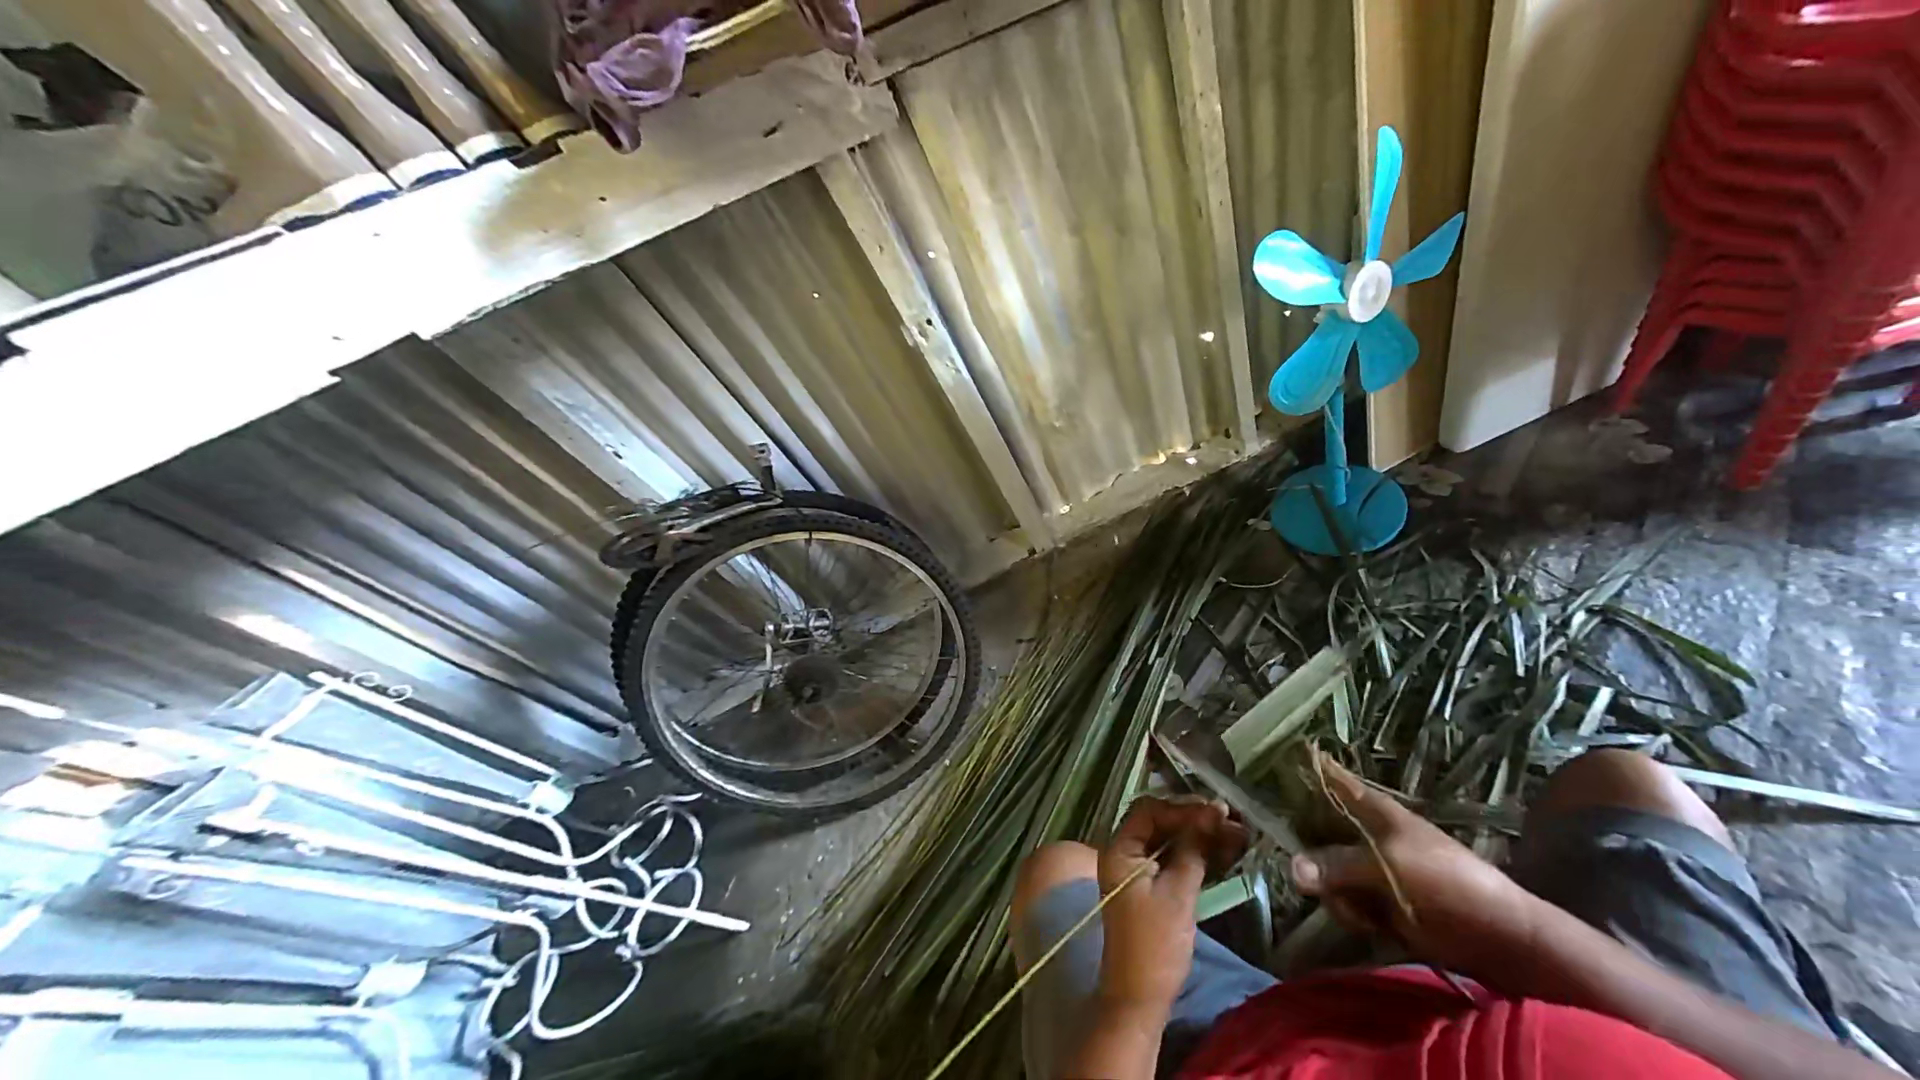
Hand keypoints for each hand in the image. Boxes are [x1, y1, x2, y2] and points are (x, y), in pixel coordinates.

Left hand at [1096, 796, 1248, 1012]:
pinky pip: (1172, 860)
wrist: (1140, 997)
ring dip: (1200, 837)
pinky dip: (1195, 854)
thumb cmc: (1156, 944)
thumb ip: (1192, 850)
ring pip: (1169, 841)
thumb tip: (1211, 815)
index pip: (1149, 811)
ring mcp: (1136, 871)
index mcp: (1119, 849)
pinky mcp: (1150, 888)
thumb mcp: (1178, 893)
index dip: (1183, 808)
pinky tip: (1223, 851)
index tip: (1217, 813)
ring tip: (1237, 834)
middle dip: (1195, 820)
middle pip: (1159, 823)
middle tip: (1232, 821)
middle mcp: (1123, 853)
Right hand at [1290, 757, 1547, 978]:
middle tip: (1298, 862)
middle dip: (1304, 846)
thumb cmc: (1445, 880)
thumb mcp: (1388, 864)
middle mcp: (1359, 830)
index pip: (1325, 774)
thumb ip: (1336, 864)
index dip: (1298, 765)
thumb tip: (1290, 869)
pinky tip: (1369, 922)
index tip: (1263, 758)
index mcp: (1368, 806)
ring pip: (1319, 867)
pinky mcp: (1372, 899)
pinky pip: (1338, 898)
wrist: (1498, 936)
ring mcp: (1365, 865)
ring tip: (1358, 906)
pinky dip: (1348, 912)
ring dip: (1332, 891)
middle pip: (1310, 824)